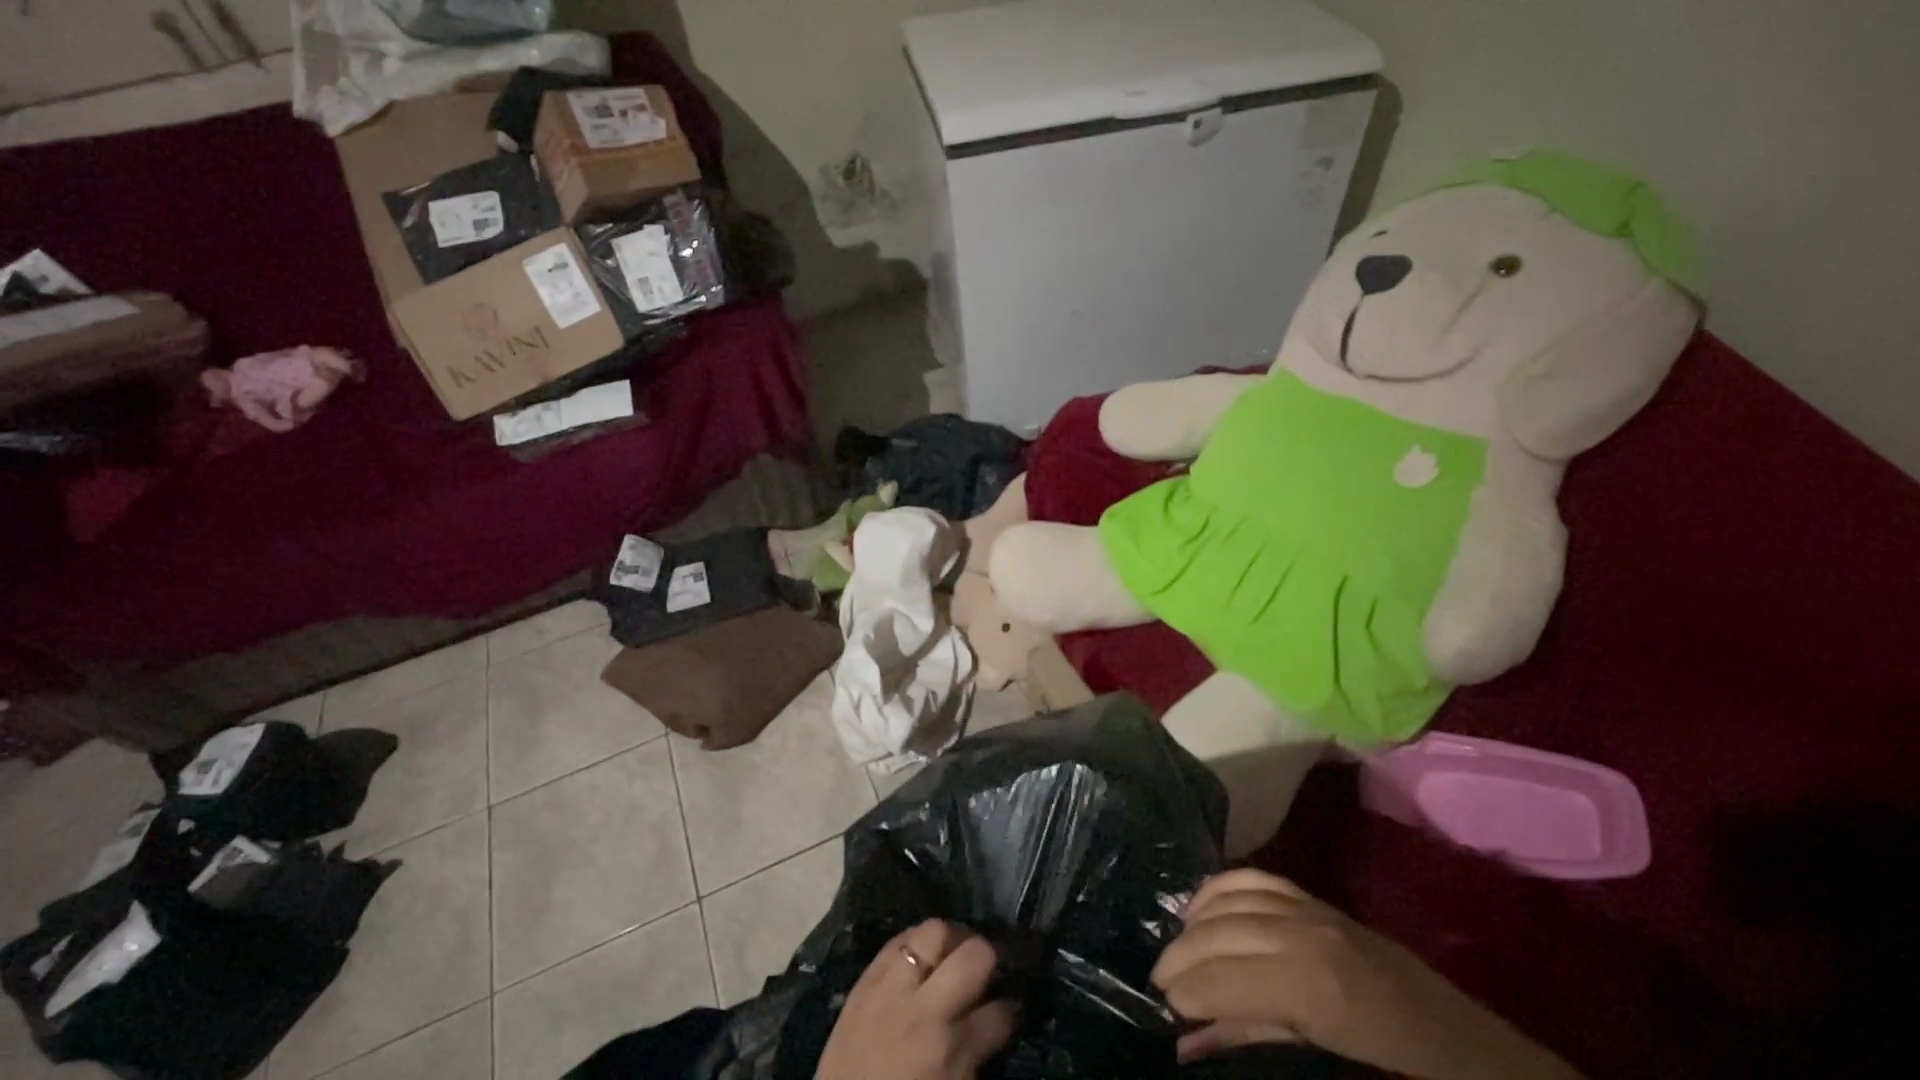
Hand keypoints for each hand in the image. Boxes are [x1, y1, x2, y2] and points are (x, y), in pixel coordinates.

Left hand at [816, 919, 1017, 1079]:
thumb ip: (977, 1050)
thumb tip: (998, 1015)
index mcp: (951, 1048)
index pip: (1002, 1012)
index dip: (1013, 1007)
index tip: (1013, 1003)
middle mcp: (925, 1008)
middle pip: (974, 954)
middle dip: (990, 956)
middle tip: (989, 967)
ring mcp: (892, 988)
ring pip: (934, 931)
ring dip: (952, 939)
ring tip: (955, 952)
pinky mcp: (864, 979)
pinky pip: (896, 940)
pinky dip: (915, 942)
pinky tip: (921, 955)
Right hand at [1152, 870, 1581, 1079]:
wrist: (1481, 1056)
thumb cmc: (1404, 1072)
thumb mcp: (1329, 1070)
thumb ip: (1254, 1044)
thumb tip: (1187, 1042)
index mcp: (1311, 986)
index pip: (1219, 976)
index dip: (1184, 992)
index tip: (1163, 1010)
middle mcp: (1306, 935)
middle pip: (1218, 933)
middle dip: (1180, 959)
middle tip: (1159, 987)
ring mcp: (1317, 912)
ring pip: (1231, 899)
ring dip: (1195, 924)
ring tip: (1178, 955)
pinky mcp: (1325, 905)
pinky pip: (1259, 880)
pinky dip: (1222, 889)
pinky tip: (1204, 910)